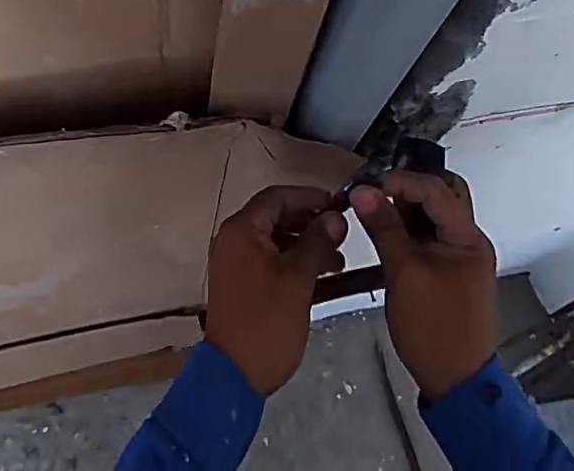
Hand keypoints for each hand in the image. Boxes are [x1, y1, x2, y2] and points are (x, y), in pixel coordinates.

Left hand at [205, 185, 348, 394]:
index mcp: (241, 229)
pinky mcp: (239, 281)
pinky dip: (291, 260)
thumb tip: (335, 217)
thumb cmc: (267, 322)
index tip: (337, 204)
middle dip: (309, 222)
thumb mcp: (298, 278)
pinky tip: (319, 274)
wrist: (233, 376)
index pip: (276, 197)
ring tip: (337, 259)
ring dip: (304, 243)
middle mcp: (233, 238)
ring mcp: (233, 260)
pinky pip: (267, 258)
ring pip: (274, 238)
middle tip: (341, 231)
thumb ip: (317, 242)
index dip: (308, 197)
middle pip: (275, 216)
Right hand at [351, 171, 497, 399]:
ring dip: (407, 205)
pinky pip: (430, 232)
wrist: (455, 383)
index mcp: (468, 238)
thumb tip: (362, 191)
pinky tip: (386, 231)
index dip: (402, 181)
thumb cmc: (433, 330)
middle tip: (379, 191)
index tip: (371, 186)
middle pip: (444, 193)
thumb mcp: (403, 274)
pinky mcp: (449, 267)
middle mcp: (469, 240)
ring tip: (376, 211)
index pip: (437, 189)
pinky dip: (408, 225)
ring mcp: (461, 254)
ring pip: (435, 211)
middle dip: (410, 187)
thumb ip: (384, 228)